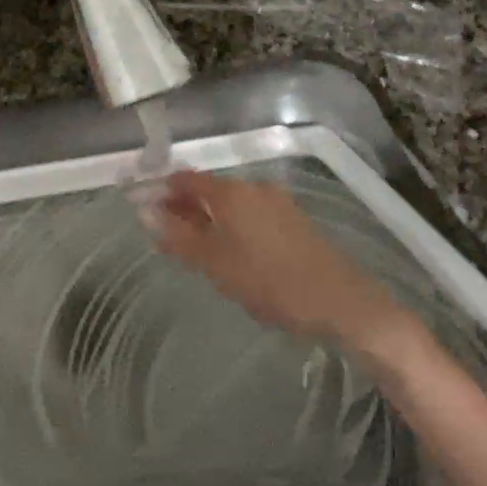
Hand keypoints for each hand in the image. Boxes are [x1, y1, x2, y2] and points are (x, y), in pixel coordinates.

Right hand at [145, 172, 420, 356]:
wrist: (346, 306)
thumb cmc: (270, 282)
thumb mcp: (213, 263)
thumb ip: (176, 236)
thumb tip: (144, 212)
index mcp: (230, 192)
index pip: (183, 179)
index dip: (159, 190)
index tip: (140, 208)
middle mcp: (253, 189)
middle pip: (207, 190)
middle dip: (182, 208)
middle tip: (163, 234)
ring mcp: (278, 204)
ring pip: (230, 205)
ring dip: (207, 220)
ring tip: (193, 250)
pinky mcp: (295, 224)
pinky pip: (250, 217)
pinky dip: (231, 228)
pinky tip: (229, 255)